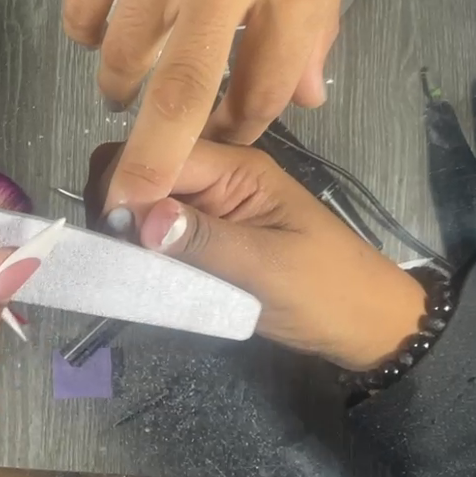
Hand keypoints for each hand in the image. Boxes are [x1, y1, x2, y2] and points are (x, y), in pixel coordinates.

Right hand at [85, 140, 423, 369]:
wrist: (363, 324)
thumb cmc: (327, 291)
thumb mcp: (268, 268)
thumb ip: (203, 240)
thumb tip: (139, 218)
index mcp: (237, 168)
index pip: (162, 152)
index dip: (127, 184)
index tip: (113, 231)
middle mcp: (215, 176)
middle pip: (143, 165)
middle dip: (116, 197)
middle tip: (112, 245)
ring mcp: (207, 206)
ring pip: (142, 196)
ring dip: (123, 222)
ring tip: (119, 258)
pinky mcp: (202, 235)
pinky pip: (155, 227)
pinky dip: (136, 242)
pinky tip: (132, 264)